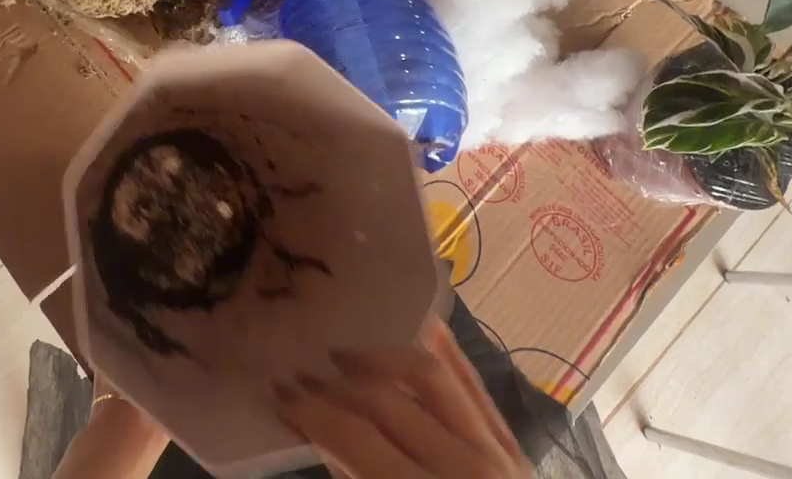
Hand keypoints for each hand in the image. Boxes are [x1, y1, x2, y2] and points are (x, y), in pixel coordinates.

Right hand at [273, 318, 527, 478]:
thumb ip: (352, 476)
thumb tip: (315, 429)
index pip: (354, 436)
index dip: (310, 410)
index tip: (281, 396)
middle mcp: (464, 468)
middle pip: (384, 399)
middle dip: (333, 385)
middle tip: (300, 377)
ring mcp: (497, 449)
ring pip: (429, 373)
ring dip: (379, 357)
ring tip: (344, 356)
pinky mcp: (511, 439)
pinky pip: (470, 378)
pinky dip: (438, 347)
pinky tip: (408, 328)